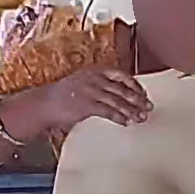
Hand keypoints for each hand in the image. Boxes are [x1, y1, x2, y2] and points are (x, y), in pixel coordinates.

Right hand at [19, 68, 151, 135]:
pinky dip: (119, 117)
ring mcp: (90, 91)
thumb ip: (102, 85)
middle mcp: (94, 78)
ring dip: (132, 111)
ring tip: (141, 118)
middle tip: (148, 108)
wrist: (45, 103)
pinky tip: (126, 122)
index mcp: (95, 71)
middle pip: (122, 89)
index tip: (144, 94)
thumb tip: (124, 94)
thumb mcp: (85, 82)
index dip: (135, 85)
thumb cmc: (67, 95)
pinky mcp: (86, 105)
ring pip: (118, 101)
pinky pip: (108, 111)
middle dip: (138, 100)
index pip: (122, 75)